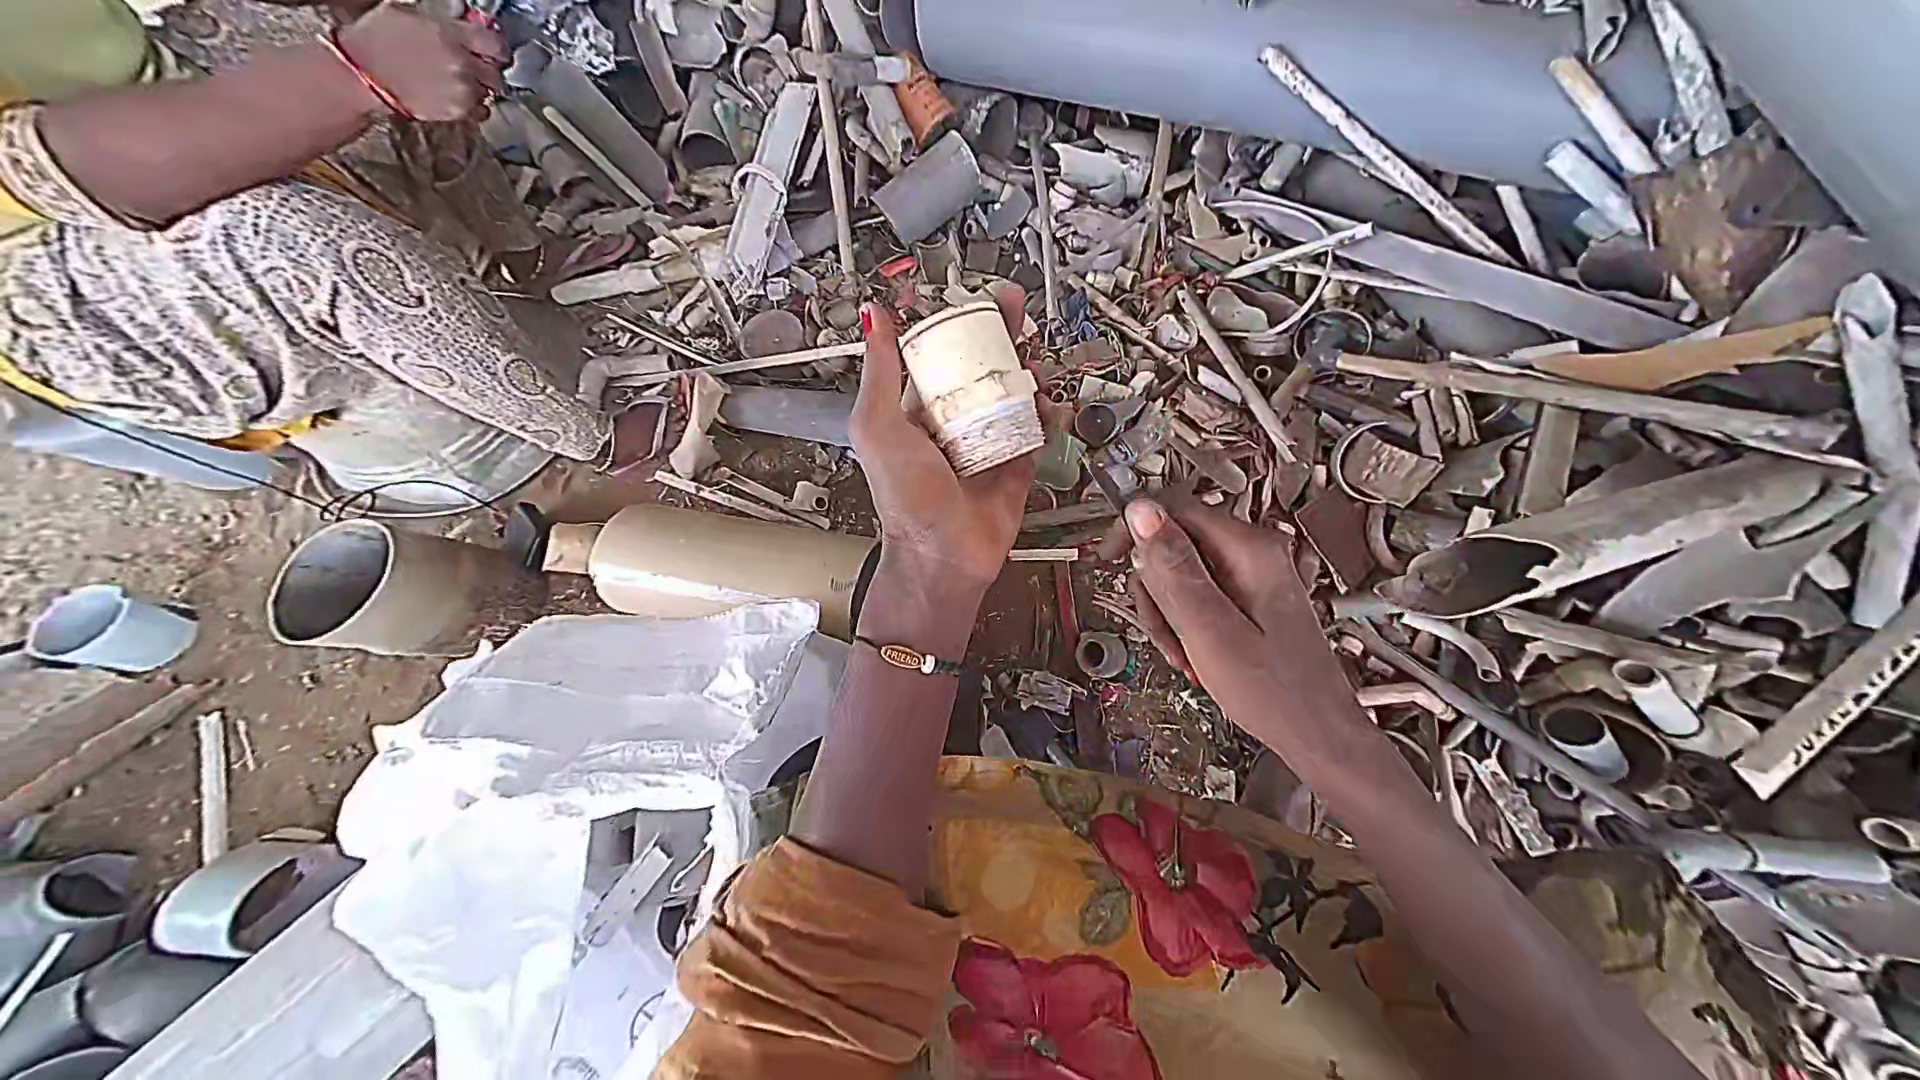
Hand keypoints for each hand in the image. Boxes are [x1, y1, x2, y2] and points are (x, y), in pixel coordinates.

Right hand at [334, 2, 506, 121]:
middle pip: (495, 71)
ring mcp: (464, 90)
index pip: (495, 44)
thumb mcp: (405, 12)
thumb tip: (463, 19)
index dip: (496, 46)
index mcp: (449, 34)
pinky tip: (456, 95)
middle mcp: (462, 63)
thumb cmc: (378, 38)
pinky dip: (475, 104)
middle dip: (486, 68)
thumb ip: (441, 19)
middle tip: (472, 65)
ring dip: (479, 86)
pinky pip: (482, 109)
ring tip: (457, 79)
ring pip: (489, 91)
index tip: (492, 48)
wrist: (365, 73)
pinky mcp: (461, 111)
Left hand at [853, 285, 1048, 593]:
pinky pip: (1039, 429)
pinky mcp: (1017, 462)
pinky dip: (1049, 413)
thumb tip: (875, 318)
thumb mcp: (877, 426)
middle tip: (1017, 313)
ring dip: (1029, 372)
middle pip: (985, 367)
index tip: (976, 302)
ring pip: (1016, 393)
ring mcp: (988, 441)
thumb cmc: (904, 498)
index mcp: (919, 410)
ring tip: (1034, 364)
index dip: (961, 325)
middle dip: (1003, 337)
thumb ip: (880, 371)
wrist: (944, 552)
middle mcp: (955, 422)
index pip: (943, 354)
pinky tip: (1050, 403)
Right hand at [1125, 496, 1318, 712]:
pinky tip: (1192, 651)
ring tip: (1180, 650)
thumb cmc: (1275, 693)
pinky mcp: (1246, 595)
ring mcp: (1250, 575)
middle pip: (1172, 544)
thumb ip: (1173, 569)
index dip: (1134, 532)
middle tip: (1161, 629)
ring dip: (1166, 612)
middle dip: (1153, 589)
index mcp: (1249, 550)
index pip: (1172, 509)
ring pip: (1178, 572)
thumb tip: (1142, 512)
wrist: (1317, 734)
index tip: (1110, 559)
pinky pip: (1195, 594)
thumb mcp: (1210, 630)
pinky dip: (1183, 622)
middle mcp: (1252, 553)